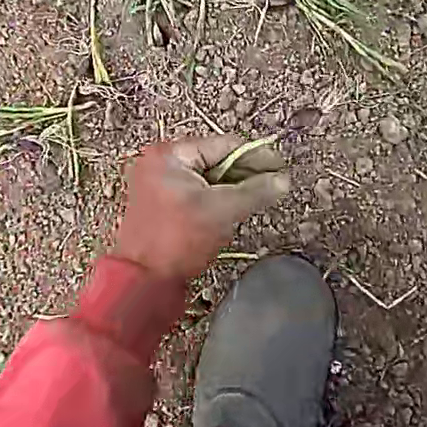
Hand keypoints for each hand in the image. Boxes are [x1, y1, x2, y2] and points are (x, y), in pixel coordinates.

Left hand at [112, 136, 290, 280]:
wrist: (142, 281)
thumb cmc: (179, 239)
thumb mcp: (224, 209)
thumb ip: (257, 190)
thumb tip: (284, 180)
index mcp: (172, 155)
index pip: (226, 145)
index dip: (258, 157)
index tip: (281, 168)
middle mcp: (163, 162)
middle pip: (219, 159)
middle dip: (248, 172)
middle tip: (275, 183)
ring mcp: (161, 182)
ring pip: (212, 176)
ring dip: (237, 185)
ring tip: (261, 195)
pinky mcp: (164, 201)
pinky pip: (201, 190)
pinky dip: (222, 196)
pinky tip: (240, 205)